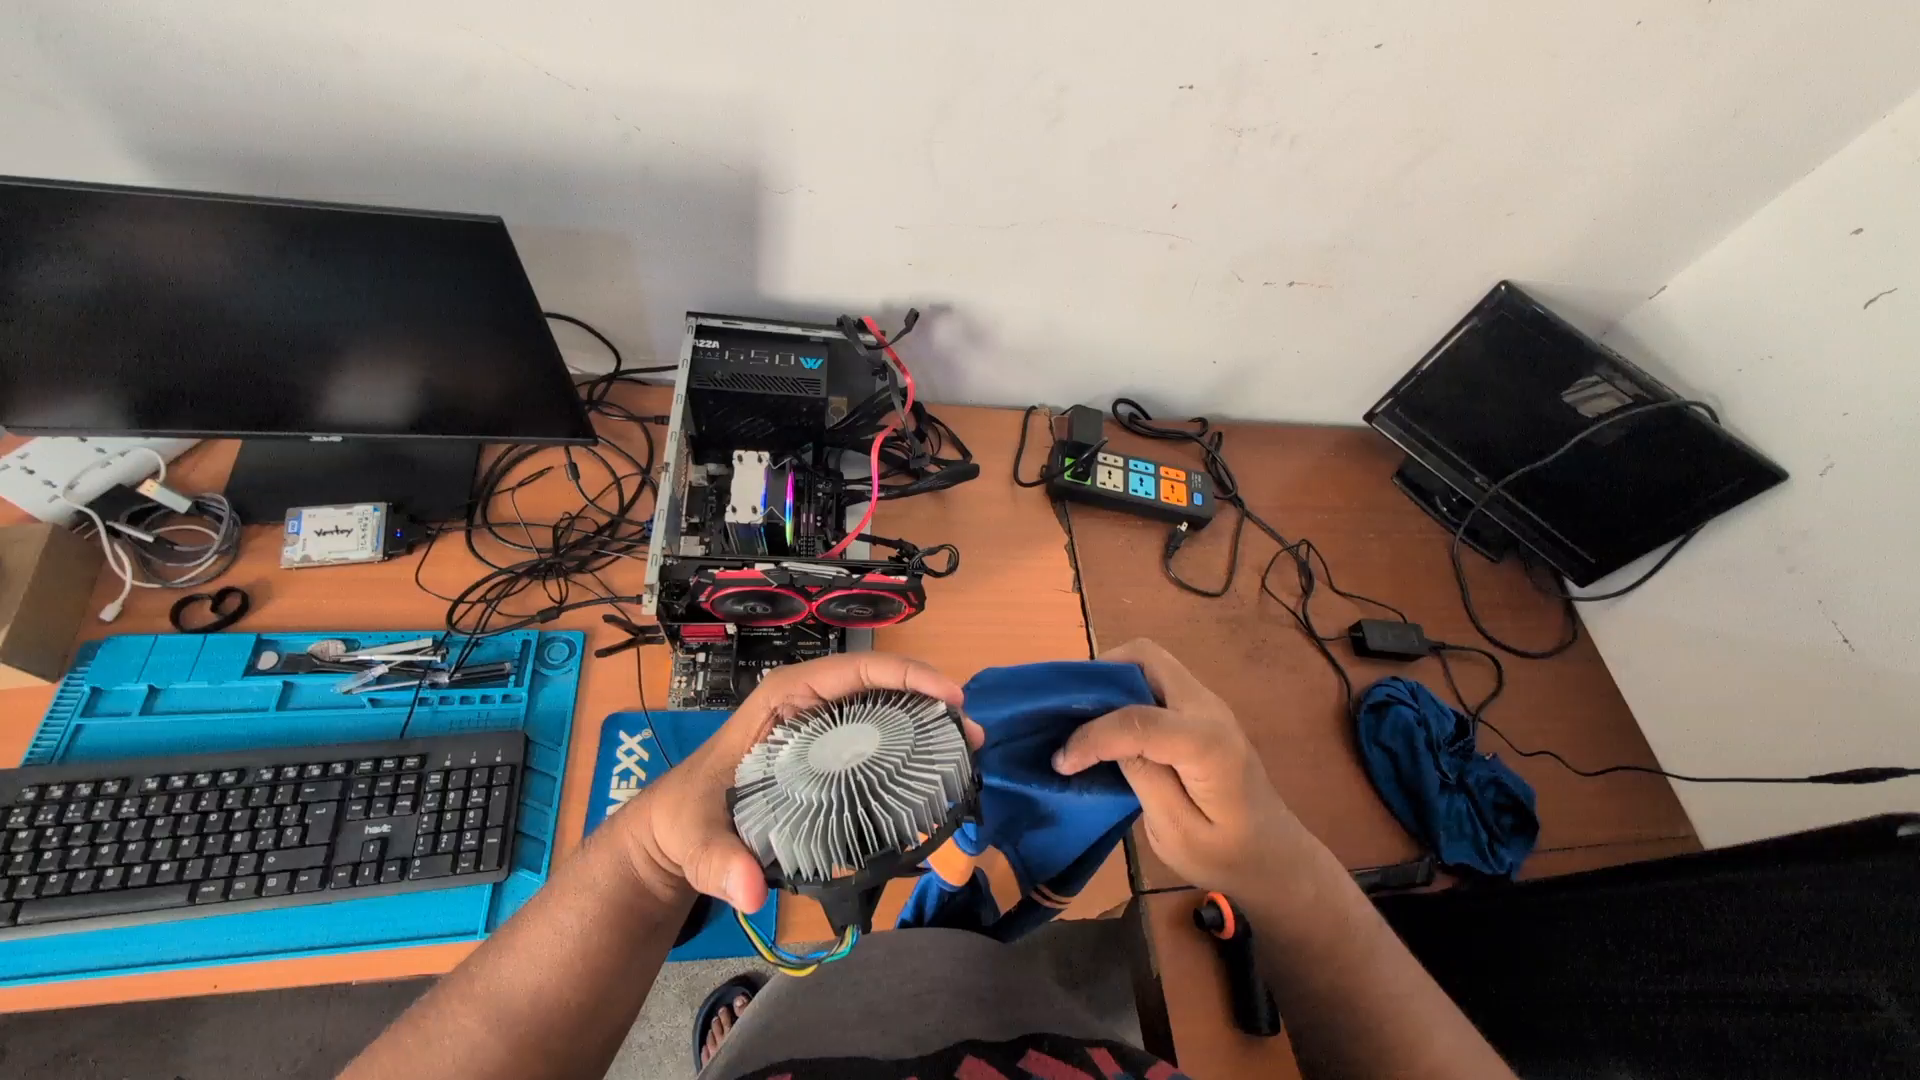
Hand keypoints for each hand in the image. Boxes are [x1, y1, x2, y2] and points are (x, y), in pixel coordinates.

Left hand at [610, 652, 977, 911]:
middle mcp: (810, 701)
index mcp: (784, 698)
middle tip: (972, 737)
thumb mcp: (696, 835)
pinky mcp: (828, 749)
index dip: (907, 675)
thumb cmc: (687, 815)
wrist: (677, 829)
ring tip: (966, 752)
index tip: (950, 699)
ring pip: (884, 708)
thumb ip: (717, 861)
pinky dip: (908, 748)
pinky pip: (875, 736)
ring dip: (927, 725)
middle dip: (931, 702)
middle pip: (881, 685)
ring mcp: (821, 724)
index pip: (854, 671)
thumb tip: (749, 889)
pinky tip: (933, 773)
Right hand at [1053, 639, 1302, 896]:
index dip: (1092, 736)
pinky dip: (1124, 690)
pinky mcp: (1200, 711)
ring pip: (1149, 662)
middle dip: (1100, 676)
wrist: (1277, 858)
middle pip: (1146, 657)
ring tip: (1082, 719)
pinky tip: (1108, 724)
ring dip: (1111, 680)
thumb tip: (1103, 741)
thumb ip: (1142, 778)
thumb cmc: (1228, 857)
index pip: (1137, 719)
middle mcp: (1208, 708)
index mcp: (1207, 744)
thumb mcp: (1176, 833)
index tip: (1062, 762)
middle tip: (1070, 714)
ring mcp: (1207, 704)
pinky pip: (1155, 680)